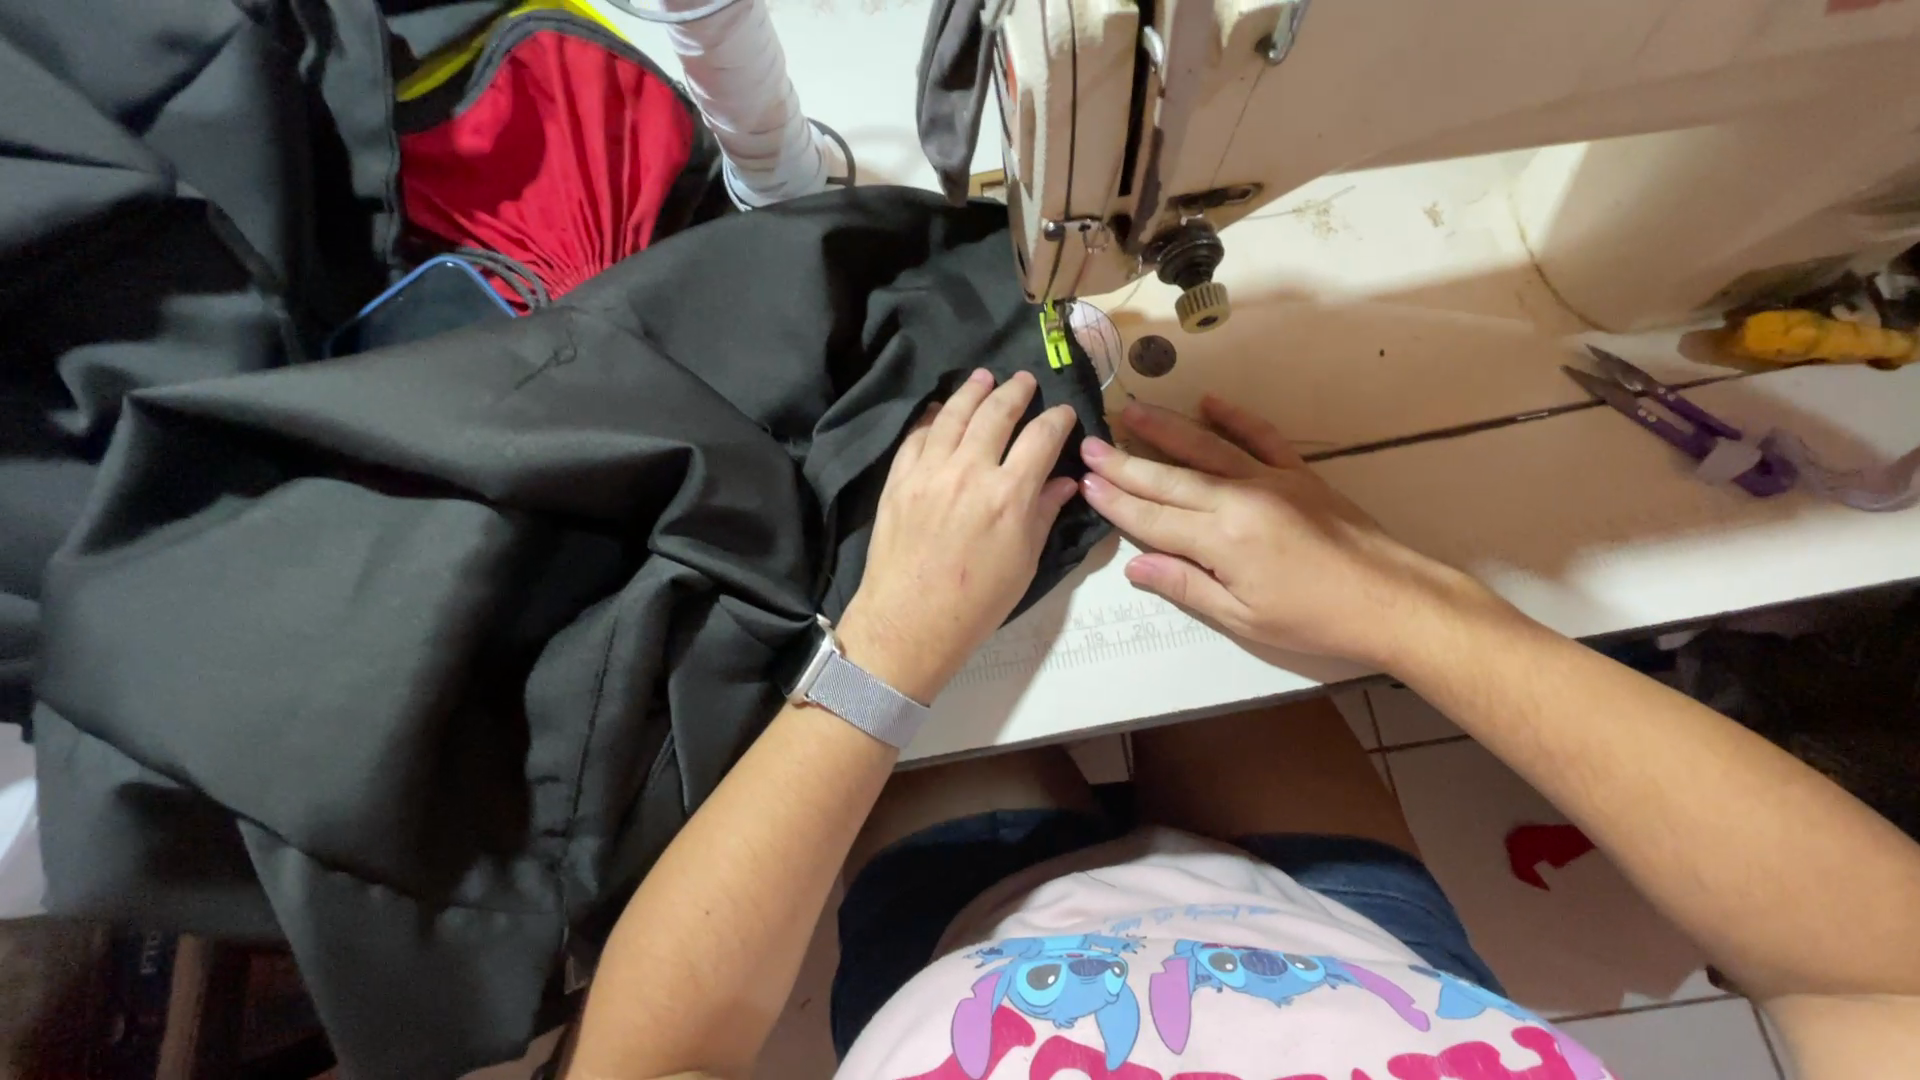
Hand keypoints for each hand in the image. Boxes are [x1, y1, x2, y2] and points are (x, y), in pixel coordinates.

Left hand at [838, 369, 1079, 702]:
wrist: (910, 622)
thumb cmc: (977, 603)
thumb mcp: (1024, 563)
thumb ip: (1043, 514)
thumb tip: (1064, 483)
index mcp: (1009, 494)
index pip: (1041, 437)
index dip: (1057, 418)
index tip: (1063, 412)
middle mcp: (970, 471)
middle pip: (996, 412)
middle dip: (1015, 391)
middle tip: (1023, 380)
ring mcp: (929, 471)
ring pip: (953, 414)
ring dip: (973, 391)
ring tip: (984, 378)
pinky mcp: (898, 479)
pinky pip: (917, 435)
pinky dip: (932, 417)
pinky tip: (939, 410)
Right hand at [1077, 395, 1503, 666]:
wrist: (1390, 599)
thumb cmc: (1312, 619)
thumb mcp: (1242, 618)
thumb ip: (1186, 586)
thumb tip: (1136, 567)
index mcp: (1221, 542)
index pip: (1153, 519)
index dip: (1116, 502)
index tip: (1084, 483)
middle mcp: (1238, 500)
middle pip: (1168, 479)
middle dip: (1124, 463)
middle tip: (1088, 444)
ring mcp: (1269, 480)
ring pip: (1205, 448)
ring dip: (1164, 430)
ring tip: (1131, 412)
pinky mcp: (1298, 473)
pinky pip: (1261, 437)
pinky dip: (1234, 417)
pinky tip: (1209, 402)